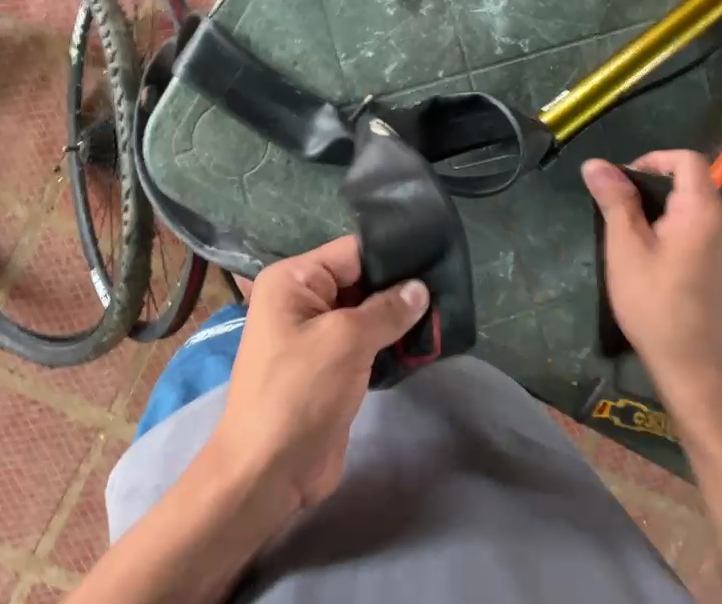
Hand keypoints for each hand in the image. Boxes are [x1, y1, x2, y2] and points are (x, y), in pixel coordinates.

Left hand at [208, 235, 428, 513]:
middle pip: (361, 280)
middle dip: (401, 288)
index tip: (440, 256)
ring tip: (447, 315)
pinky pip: (366, 343)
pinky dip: (391, 343)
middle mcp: (301, 300)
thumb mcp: (346, 340)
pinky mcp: (330, 368)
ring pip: (367, 313)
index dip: (394, 254)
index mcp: (292, 280)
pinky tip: (425, 344)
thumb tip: (420, 288)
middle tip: (451, 289)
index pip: (352, 252)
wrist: (269, 470)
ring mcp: (315, 336)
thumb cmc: (300, 391)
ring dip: (400, 318)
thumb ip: (386, 310)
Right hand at [582, 150, 721, 395]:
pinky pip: (697, 232)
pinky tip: (649, 261)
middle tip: (616, 213)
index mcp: (702, 211)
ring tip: (627, 239)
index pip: (687, 160)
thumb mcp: (625, 248)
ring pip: (691, 209)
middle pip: (689, 183)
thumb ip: (614, 201)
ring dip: (658, 212)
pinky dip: (671, 231)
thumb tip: (596, 164)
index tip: (623, 181)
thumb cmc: (654, 304)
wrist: (693, 366)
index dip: (653, 159)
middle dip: (649, 188)